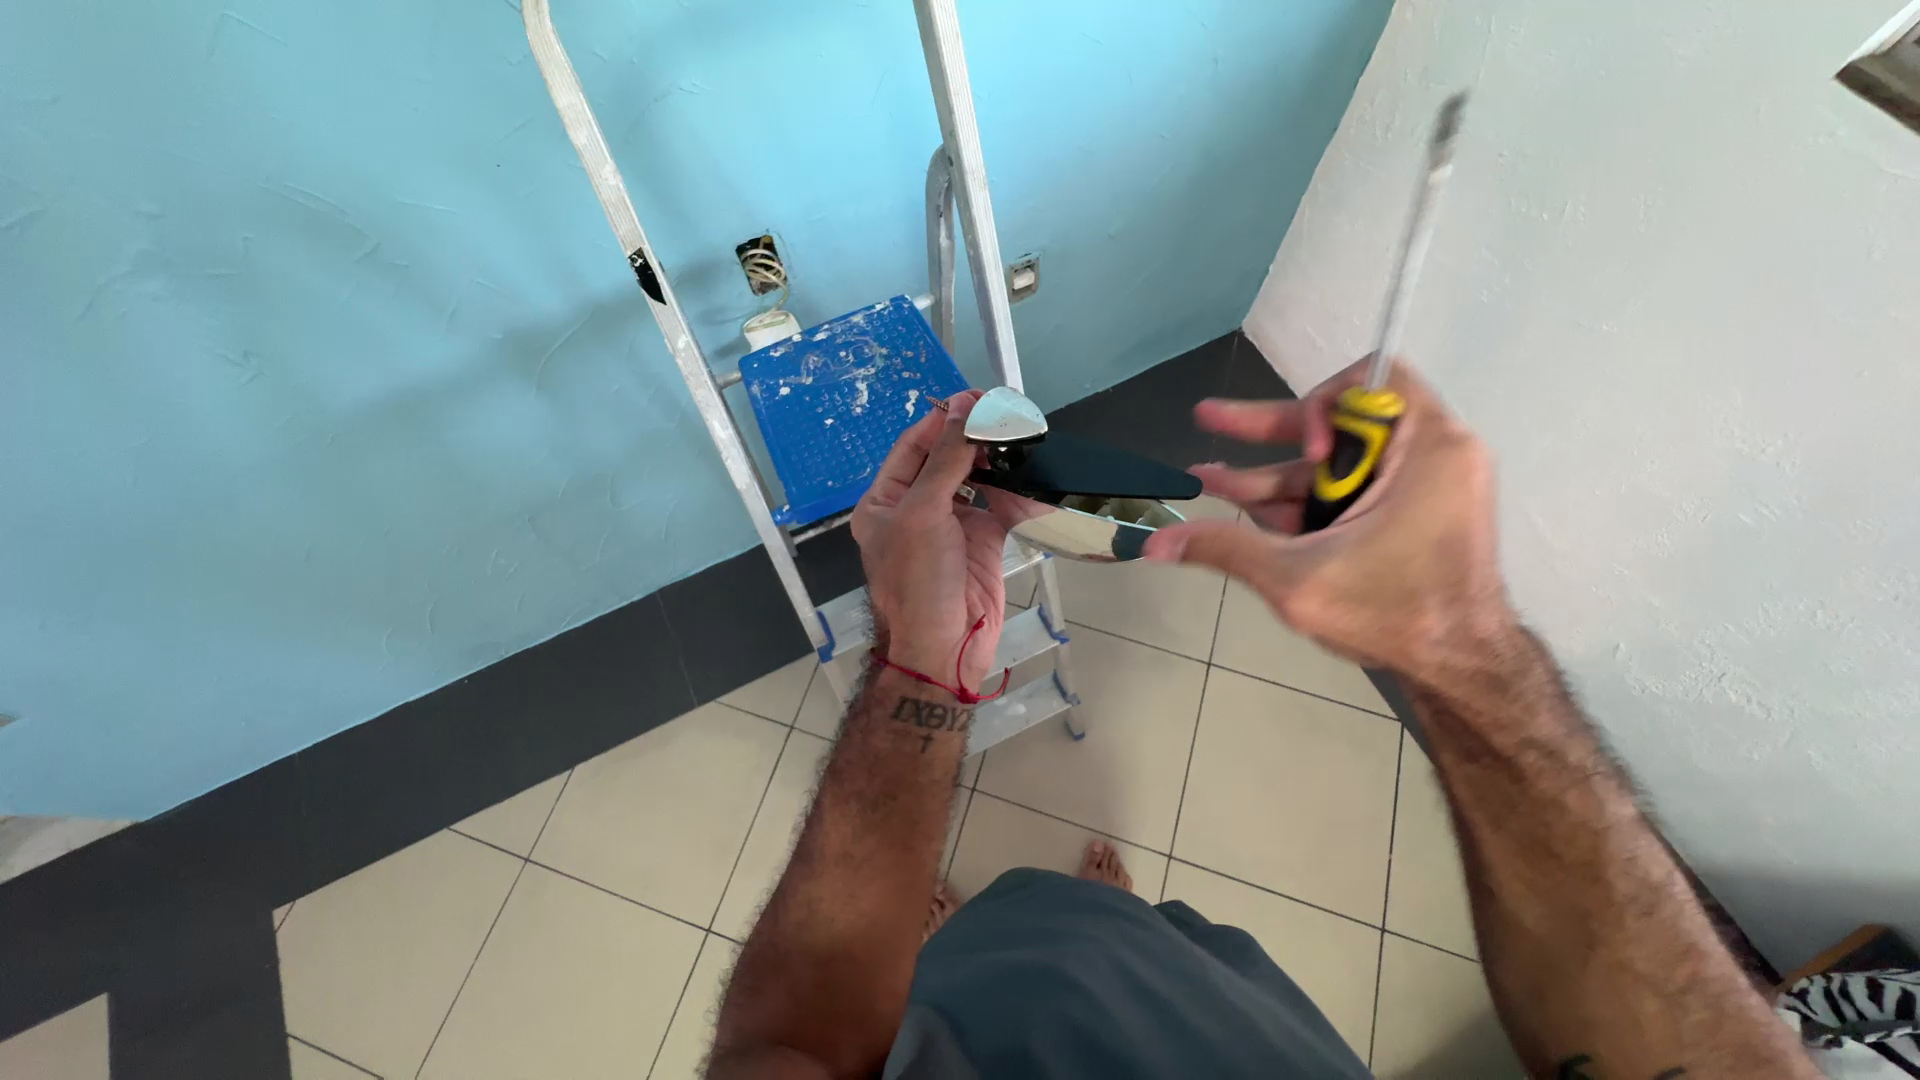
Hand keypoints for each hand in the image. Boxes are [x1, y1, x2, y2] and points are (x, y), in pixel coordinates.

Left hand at [852, 390, 1008, 692]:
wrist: (945, 648)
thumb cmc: (919, 580)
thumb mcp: (923, 514)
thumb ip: (945, 460)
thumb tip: (962, 410)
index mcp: (885, 502)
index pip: (913, 447)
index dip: (942, 420)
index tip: (974, 397)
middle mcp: (915, 509)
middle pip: (944, 459)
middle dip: (971, 435)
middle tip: (1005, 409)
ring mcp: (951, 526)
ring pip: (973, 478)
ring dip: (994, 456)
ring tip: (1020, 430)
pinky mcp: (983, 541)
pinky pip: (999, 503)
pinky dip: (1013, 485)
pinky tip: (1027, 465)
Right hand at [1143, 358, 1516, 684]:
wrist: (1460, 670)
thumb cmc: (1393, 614)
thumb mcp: (1296, 578)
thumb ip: (1224, 549)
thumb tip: (1154, 544)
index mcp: (1427, 451)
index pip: (1374, 380)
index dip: (1321, 404)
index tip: (1304, 451)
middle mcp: (1432, 455)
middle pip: (1339, 422)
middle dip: (1269, 433)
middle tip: (1208, 418)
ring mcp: (1423, 486)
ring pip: (1336, 464)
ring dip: (1276, 480)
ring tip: (1210, 484)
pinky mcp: (1414, 513)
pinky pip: (1350, 490)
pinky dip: (1307, 505)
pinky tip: (1255, 519)